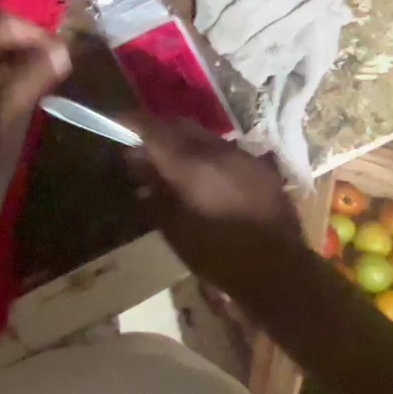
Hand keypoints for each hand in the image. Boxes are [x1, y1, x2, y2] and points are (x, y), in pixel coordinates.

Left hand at [0, 14, 70, 177]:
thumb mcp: (7, 105)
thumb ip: (36, 74)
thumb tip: (64, 50)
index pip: (9, 21)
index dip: (38, 34)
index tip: (60, 55)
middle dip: (26, 45)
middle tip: (49, 67)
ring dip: (11, 57)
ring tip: (32, 79)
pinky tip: (5, 89)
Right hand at [119, 116, 304, 293]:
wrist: (279, 273)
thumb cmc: (218, 257)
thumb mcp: (174, 229)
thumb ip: (154, 191)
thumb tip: (139, 166)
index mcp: (191, 164)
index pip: (152, 129)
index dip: (129, 121)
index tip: (113, 120)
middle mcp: (218, 150)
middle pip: (178, 125)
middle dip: (156, 130)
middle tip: (140, 148)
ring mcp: (243, 156)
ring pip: (204, 136)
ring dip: (183, 143)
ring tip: (171, 166)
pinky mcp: (261, 168)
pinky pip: (225, 151)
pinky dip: (206, 156)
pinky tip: (204, 180)